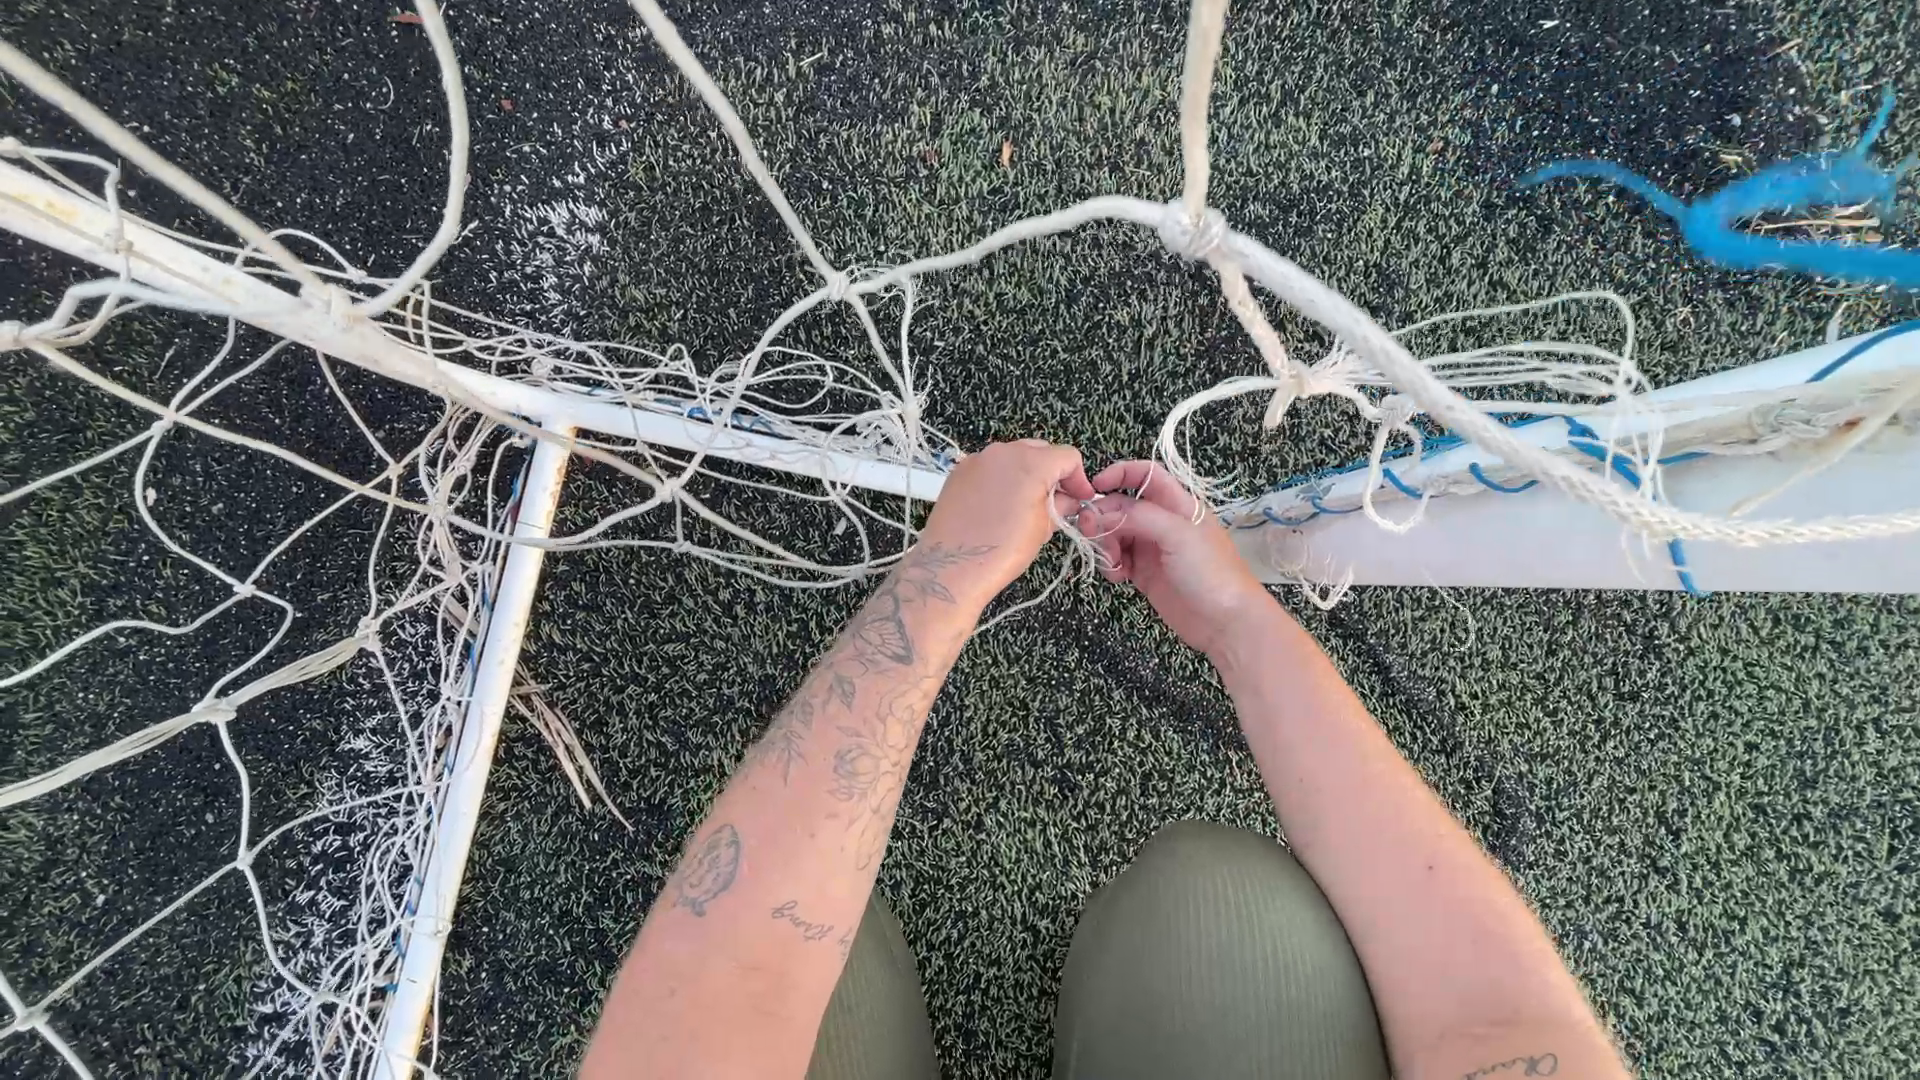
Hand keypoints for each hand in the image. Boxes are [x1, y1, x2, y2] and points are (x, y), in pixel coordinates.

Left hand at [917, 438, 1092, 604]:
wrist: (953, 565)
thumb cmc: (1003, 550)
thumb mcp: (1043, 527)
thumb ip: (1060, 505)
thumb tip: (1067, 500)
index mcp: (1031, 462)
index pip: (1067, 457)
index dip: (1079, 478)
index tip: (1079, 497)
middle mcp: (1003, 452)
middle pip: (1040, 451)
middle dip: (1052, 473)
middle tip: (1056, 501)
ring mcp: (978, 460)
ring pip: (1013, 457)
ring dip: (1025, 474)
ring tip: (1026, 504)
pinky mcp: (959, 472)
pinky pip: (989, 467)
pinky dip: (1000, 479)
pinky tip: (999, 505)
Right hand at [1080, 460, 1277, 658]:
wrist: (1226, 623)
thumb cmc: (1211, 572)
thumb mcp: (1178, 535)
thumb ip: (1139, 517)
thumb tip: (1101, 514)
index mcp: (1177, 504)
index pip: (1145, 475)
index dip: (1120, 473)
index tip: (1095, 487)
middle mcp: (1163, 522)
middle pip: (1122, 506)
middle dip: (1103, 517)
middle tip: (1090, 533)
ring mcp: (1152, 549)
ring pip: (1115, 534)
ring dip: (1105, 544)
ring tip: (1112, 563)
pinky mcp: (1144, 574)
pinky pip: (1117, 560)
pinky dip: (1111, 565)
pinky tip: (1118, 577)